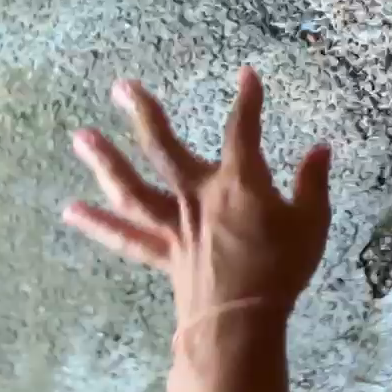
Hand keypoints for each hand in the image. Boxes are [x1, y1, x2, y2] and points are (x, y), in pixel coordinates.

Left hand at [62, 67, 331, 329]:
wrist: (239, 320)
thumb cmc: (283, 264)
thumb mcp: (312, 218)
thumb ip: (312, 181)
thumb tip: (320, 148)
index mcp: (241, 182)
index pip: (243, 129)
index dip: (247, 98)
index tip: (247, 72)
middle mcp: (198, 196)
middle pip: (165, 150)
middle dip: (144, 116)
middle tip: (121, 87)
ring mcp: (174, 225)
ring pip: (132, 188)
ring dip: (105, 162)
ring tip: (81, 136)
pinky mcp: (162, 252)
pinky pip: (125, 235)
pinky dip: (97, 223)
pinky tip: (72, 210)